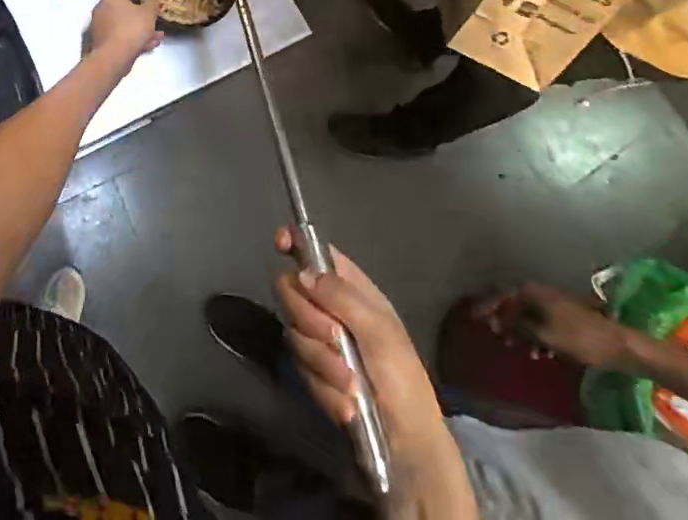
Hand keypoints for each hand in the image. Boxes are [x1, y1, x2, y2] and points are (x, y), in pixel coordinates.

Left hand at [88, 0, 161, 63]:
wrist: (114, 57)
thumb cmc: (132, 28)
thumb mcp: (149, 12)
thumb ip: (153, 2)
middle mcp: (102, 10)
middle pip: (122, 7)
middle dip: (140, 13)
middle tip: (153, 18)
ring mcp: (101, 27)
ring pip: (124, 24)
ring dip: (140, 29)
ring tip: (157, 36)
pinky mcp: (103, 43)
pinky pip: (121, 37)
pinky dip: (133, 40)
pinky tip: (149, 46)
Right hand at [273, 230, 450, 484]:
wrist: (407, 445)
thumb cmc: (403, 380)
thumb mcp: (381, 333)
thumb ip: (342, 298)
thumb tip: (302, 273)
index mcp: (353, 291)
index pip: (318, 255)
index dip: (297, 244)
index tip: (280, 243)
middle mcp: (331, 309)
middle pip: (292, 289)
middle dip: (311, 319)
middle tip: (335, 339)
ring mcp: (320, 340)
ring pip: (294, 332)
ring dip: (323, 362)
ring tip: (352, 385)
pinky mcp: (313, 371)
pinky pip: (301, 368)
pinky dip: (325, 388)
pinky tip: (348, 403)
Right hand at [475, 283, 639, 371]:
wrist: (621, 346)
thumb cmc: (579, 338)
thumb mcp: (542, 335)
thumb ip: (515, 326)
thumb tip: (493, 321)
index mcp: (532, 292)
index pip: (501, 297)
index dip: (486, 308)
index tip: (473, 318)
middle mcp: (541, 292)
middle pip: (515, 306)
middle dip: (507, 323)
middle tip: (501, 340)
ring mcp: (556, 303)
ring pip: (531, 316)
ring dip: (524, 332)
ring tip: (525, 352)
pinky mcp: (568, 315)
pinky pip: (544, 322)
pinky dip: (539, 335)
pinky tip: (543, 352)